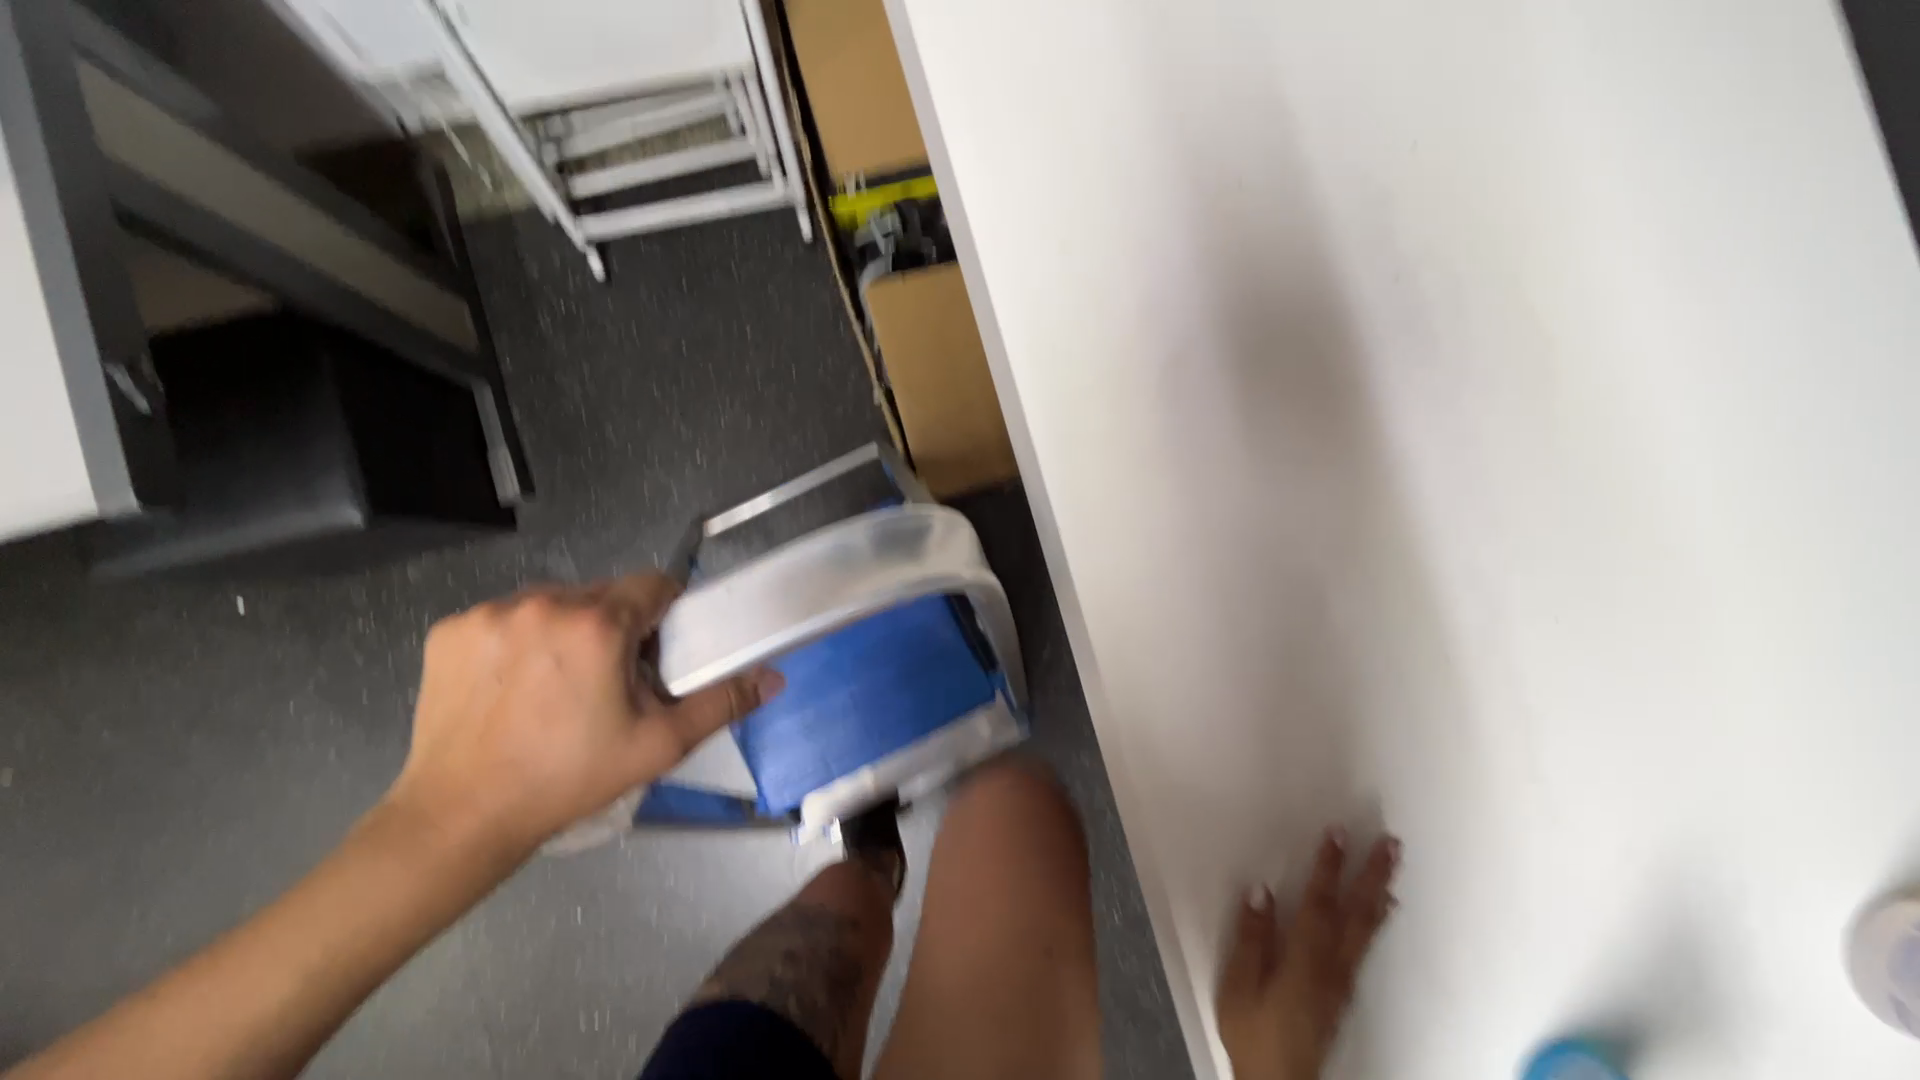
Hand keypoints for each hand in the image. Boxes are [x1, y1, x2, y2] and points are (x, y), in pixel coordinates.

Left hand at [384, 575, 783, 861]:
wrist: (462, 815)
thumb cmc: (569, 778)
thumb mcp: (658, 745)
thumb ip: (721, 703)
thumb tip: (773, 678)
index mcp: (598, 624)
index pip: (653, 584)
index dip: (666, 612)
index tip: (660, 648)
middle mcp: (544, 603)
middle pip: (602, 595)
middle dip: (617, 627)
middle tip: (613, 680)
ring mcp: (491, 614)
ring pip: (553, 604)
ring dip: (567, 631)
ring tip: (560, 685)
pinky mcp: (451, 630)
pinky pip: (505, 619)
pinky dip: (518, 641)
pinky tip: (514, 686)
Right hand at [1216, 829, 1399, 1079]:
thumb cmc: (1252, 1032)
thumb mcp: (1239, 986)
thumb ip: (1251, 938)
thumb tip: (1261, 891)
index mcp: (1303, 960)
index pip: (1318, 904)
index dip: (1328, 867)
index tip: (1338, 832)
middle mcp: (1331, 966)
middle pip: (1355, 914)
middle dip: (1372, 876)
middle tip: (1391, 844)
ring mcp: (1341, 980)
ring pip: (1366, 929)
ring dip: (1379, 893)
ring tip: (1393, 867)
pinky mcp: (1342, 992)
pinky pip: (1365, 945)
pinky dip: (1376, 922)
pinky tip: (1382, 911)